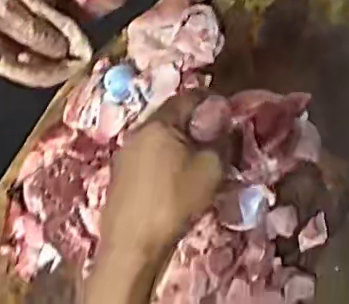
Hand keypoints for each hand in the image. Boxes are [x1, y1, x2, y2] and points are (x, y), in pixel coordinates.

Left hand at [86, 93, 223, 303]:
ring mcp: (124, 154)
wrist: (131, 250)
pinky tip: (173, 179)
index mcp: (159, 122)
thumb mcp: (211, 170)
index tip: (226, 113)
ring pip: (158, 137)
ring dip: (177, 143)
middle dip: (194, 123)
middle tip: (213, 137)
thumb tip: (230, 129)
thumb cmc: (173, 203)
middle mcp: (138, 130)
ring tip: (195, 159)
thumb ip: (224, 143)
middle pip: (172, 115)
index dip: (211, 101)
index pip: (189, 96)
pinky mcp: (118, 176)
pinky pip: (146, 156)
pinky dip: (162, 160)